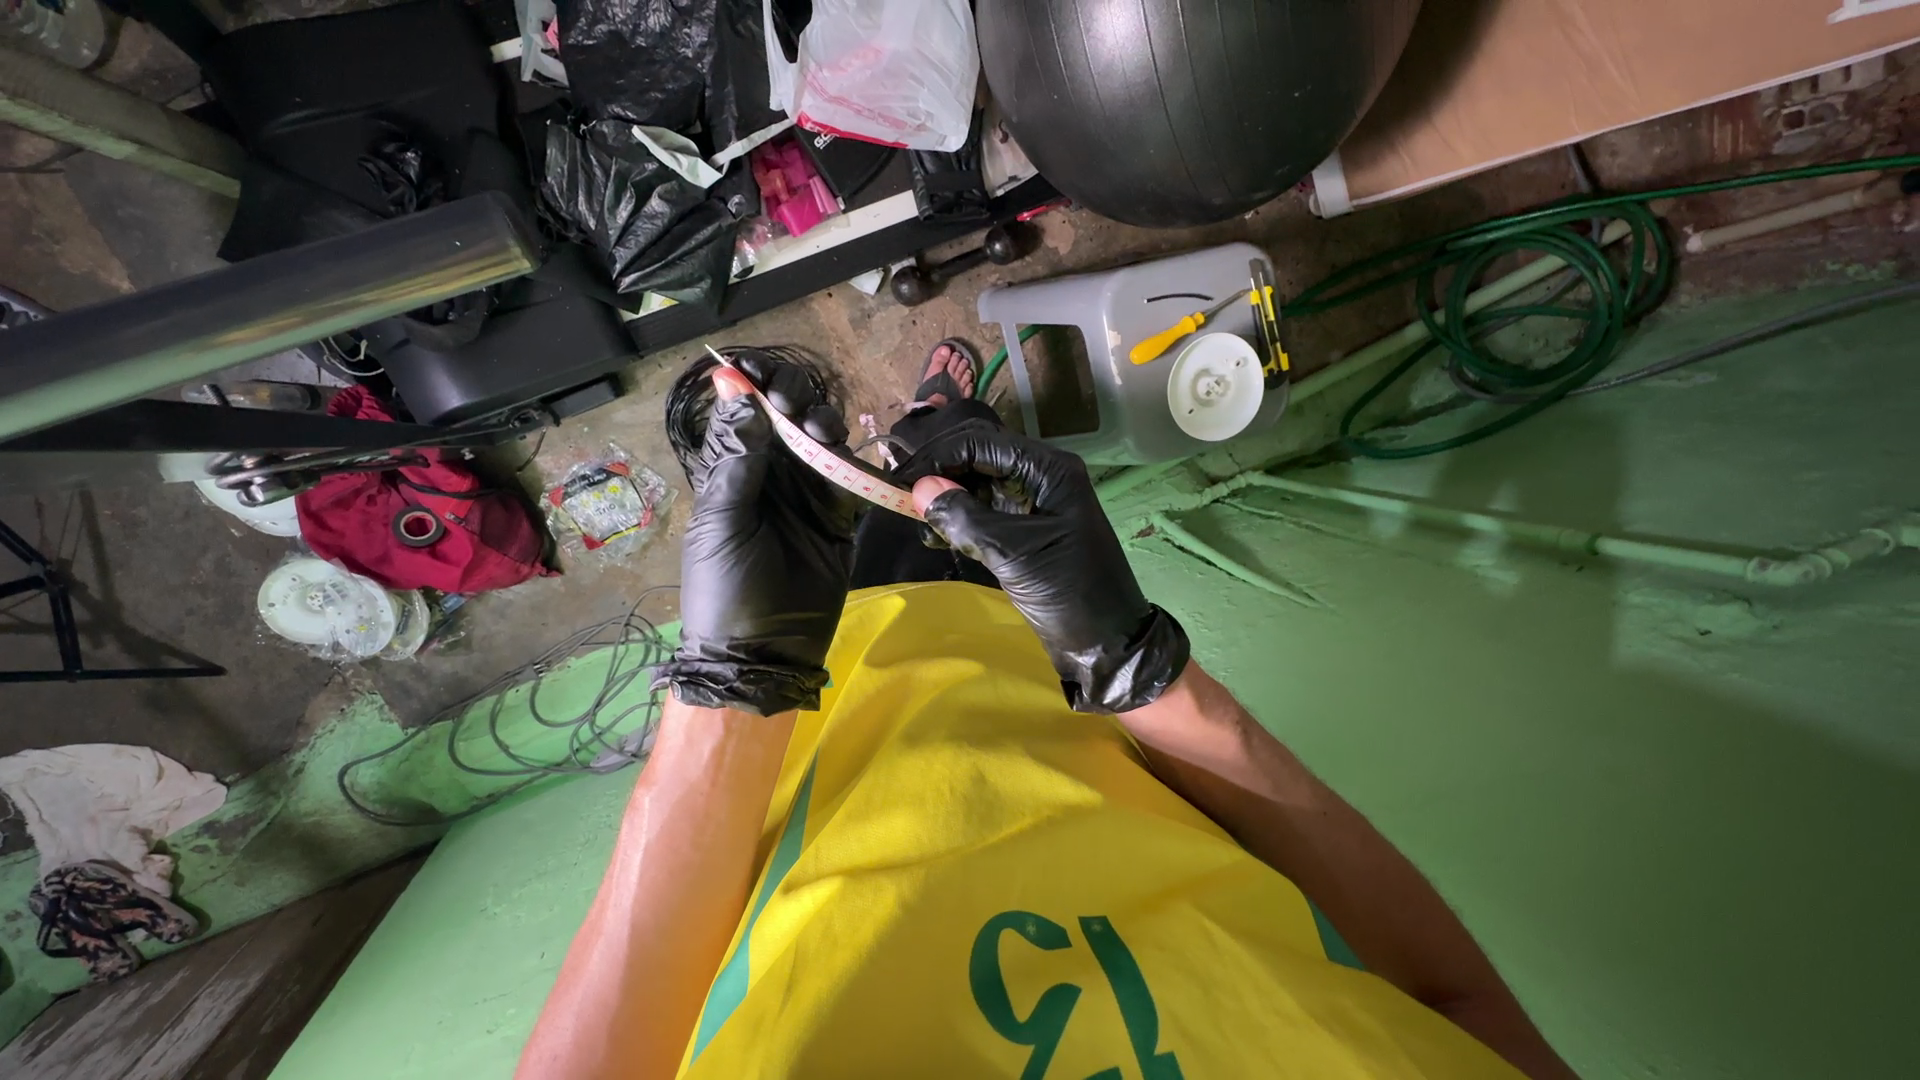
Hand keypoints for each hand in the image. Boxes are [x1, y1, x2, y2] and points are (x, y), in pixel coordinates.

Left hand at [654, 352, 855, 714]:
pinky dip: (848, 457)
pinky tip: (841, 450)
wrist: (766, 649)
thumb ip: (737, 459)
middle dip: (789, 397)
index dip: (746, 385)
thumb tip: (735, 392)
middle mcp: (768, 476)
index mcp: (730, 473)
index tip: (755, 366)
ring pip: (818, 438)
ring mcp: (805, 494)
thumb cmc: (727, 587)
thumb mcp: (723, 520)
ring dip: (819, 421)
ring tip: (820, 431)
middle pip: (783, 418)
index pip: (738, 414)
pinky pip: (846, 475)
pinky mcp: (838, 515)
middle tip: (791, 404)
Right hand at [905, 420, 1188, 712]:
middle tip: (902, 496)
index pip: (980, 443)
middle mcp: (1040, 474)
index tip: (899, 480)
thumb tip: (920, 489)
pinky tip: (937, 536)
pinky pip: (985, 509)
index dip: (937, 457)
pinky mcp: (1025, 527)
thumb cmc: (1070, 592)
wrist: (1108, 641)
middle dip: (940, 472)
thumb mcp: (1013, 553)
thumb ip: (966, 518)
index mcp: (1048, 468)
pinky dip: (960, 518)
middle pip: (978, 456)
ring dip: (947, 496)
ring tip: (917, 519)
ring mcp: (1033, 501)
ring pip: (978, 482)